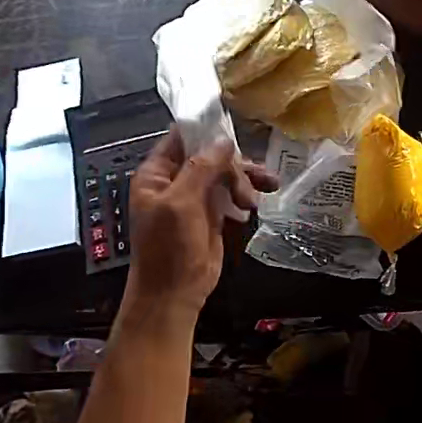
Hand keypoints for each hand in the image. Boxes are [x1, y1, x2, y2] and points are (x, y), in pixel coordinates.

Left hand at [125, 128, 278, 309]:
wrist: (175, 293)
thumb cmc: (168, 247)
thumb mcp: (180, 202)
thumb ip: (202, 168)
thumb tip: (225, 141)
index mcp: (157, 174)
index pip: (181, 139)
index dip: (206, 130)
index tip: (235, 129)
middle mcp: (176, 182)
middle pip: (211, 156)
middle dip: (235, 165)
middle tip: (254, 180)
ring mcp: (196, 198)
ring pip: (226, 175)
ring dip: (246, 180)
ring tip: (264, 191)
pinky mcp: (213, 215)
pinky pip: (232, 195)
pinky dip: (247, 196)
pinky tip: (257, 204)